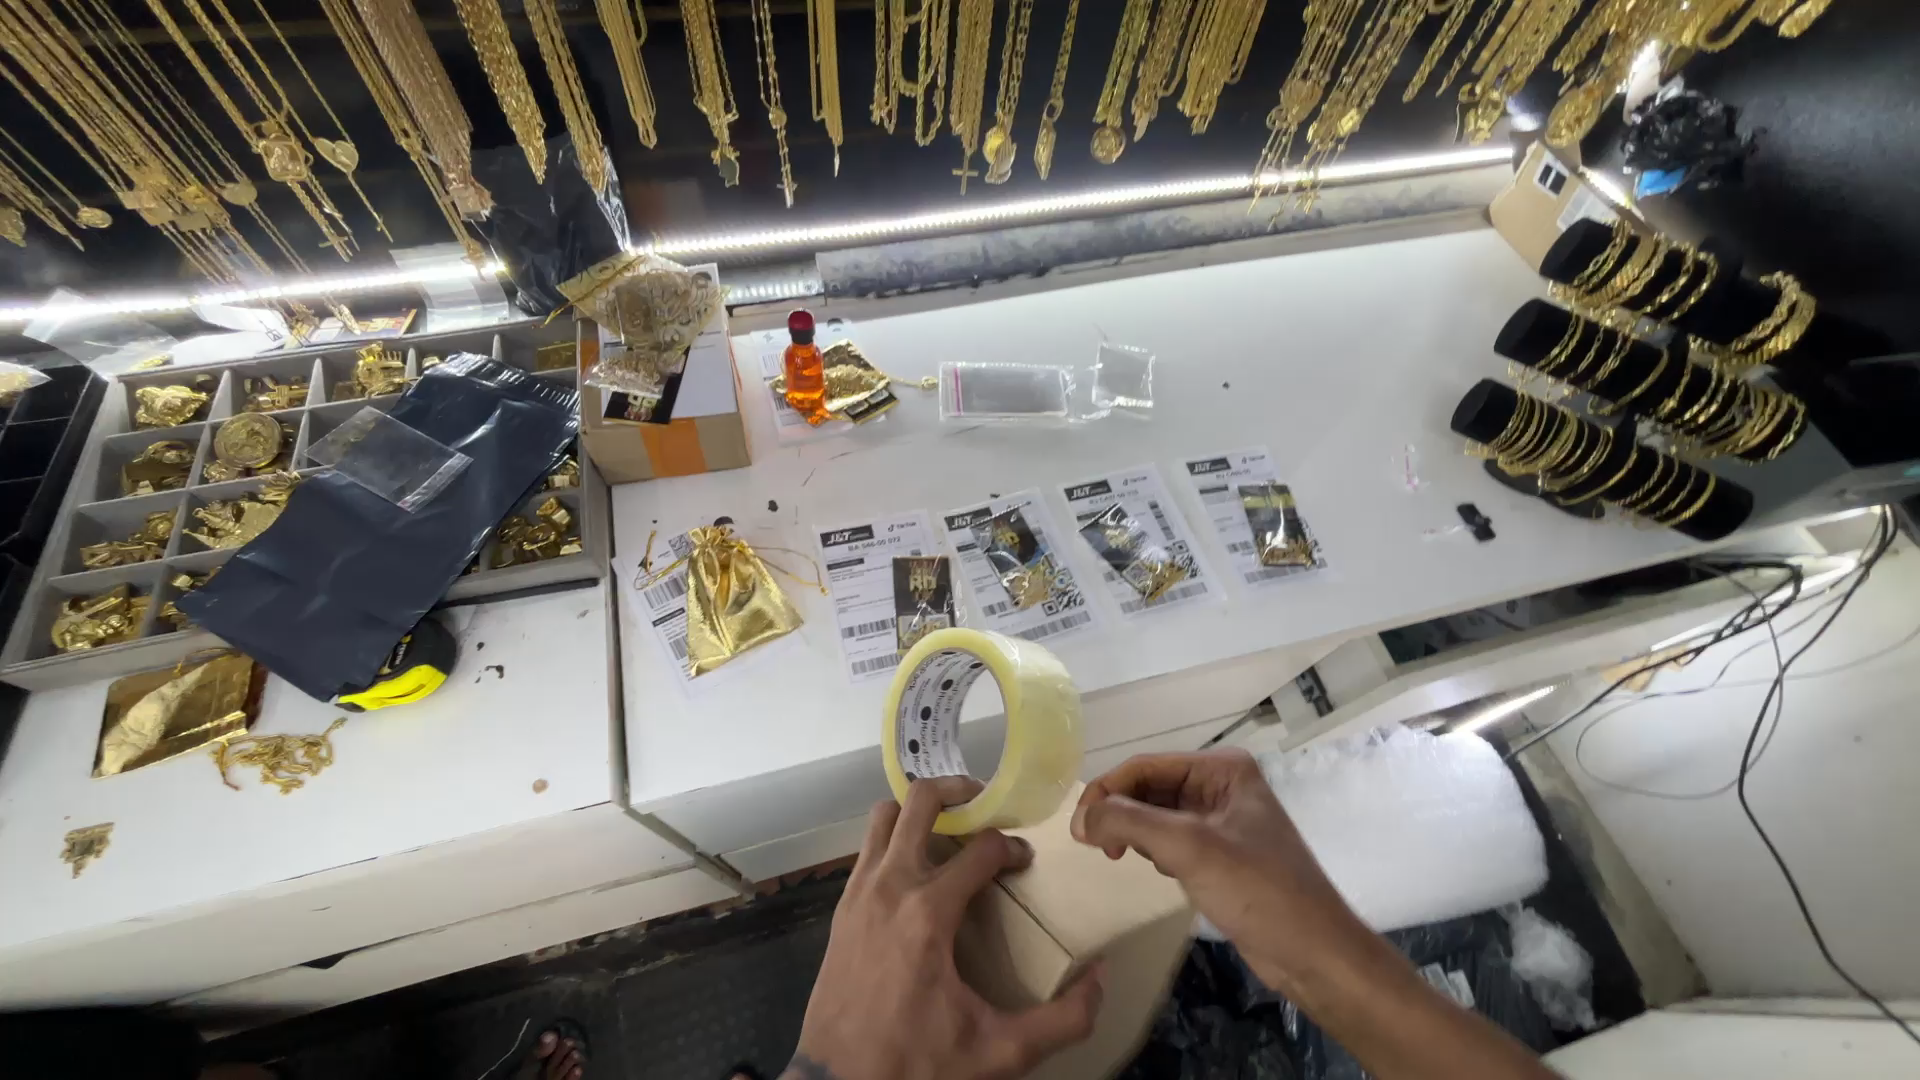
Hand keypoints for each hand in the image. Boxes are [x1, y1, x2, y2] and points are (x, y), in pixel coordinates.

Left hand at [789, 778, 1104, 1079]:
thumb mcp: (999, 1054)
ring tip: (947, 827)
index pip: (982, 849)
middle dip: (959, 791)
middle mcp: (891, 885)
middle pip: (920, 800)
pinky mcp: (842, 905)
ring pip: (885, 815)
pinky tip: (915, 868)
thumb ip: (1062, 1019)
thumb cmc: (917, 1066)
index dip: (1011, 847)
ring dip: (917, 810)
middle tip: (984, 805)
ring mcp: (860, 890)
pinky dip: (893, 839)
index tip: (1024, 862)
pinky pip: (868, 847)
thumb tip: (1101, 977)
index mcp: (929, 912)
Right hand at [1071, 749, 1367, 995]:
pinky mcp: (1220, 852)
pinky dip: (1154, 850)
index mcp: (1222, 768)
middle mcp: (1221, 785)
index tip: (1079, 827)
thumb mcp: (1188, 848)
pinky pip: (1171, 838)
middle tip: (1096, 846)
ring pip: (1156, 813)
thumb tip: (1079, 818)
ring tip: (1125, 858)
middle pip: (1149, 787)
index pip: (1145, 766)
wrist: (1316, 956)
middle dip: (1121, 813)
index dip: (1107, 791)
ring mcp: (1221, 819)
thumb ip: (1129, 822)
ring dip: (1135, 832)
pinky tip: (1159, 871)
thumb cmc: (1258, 891)